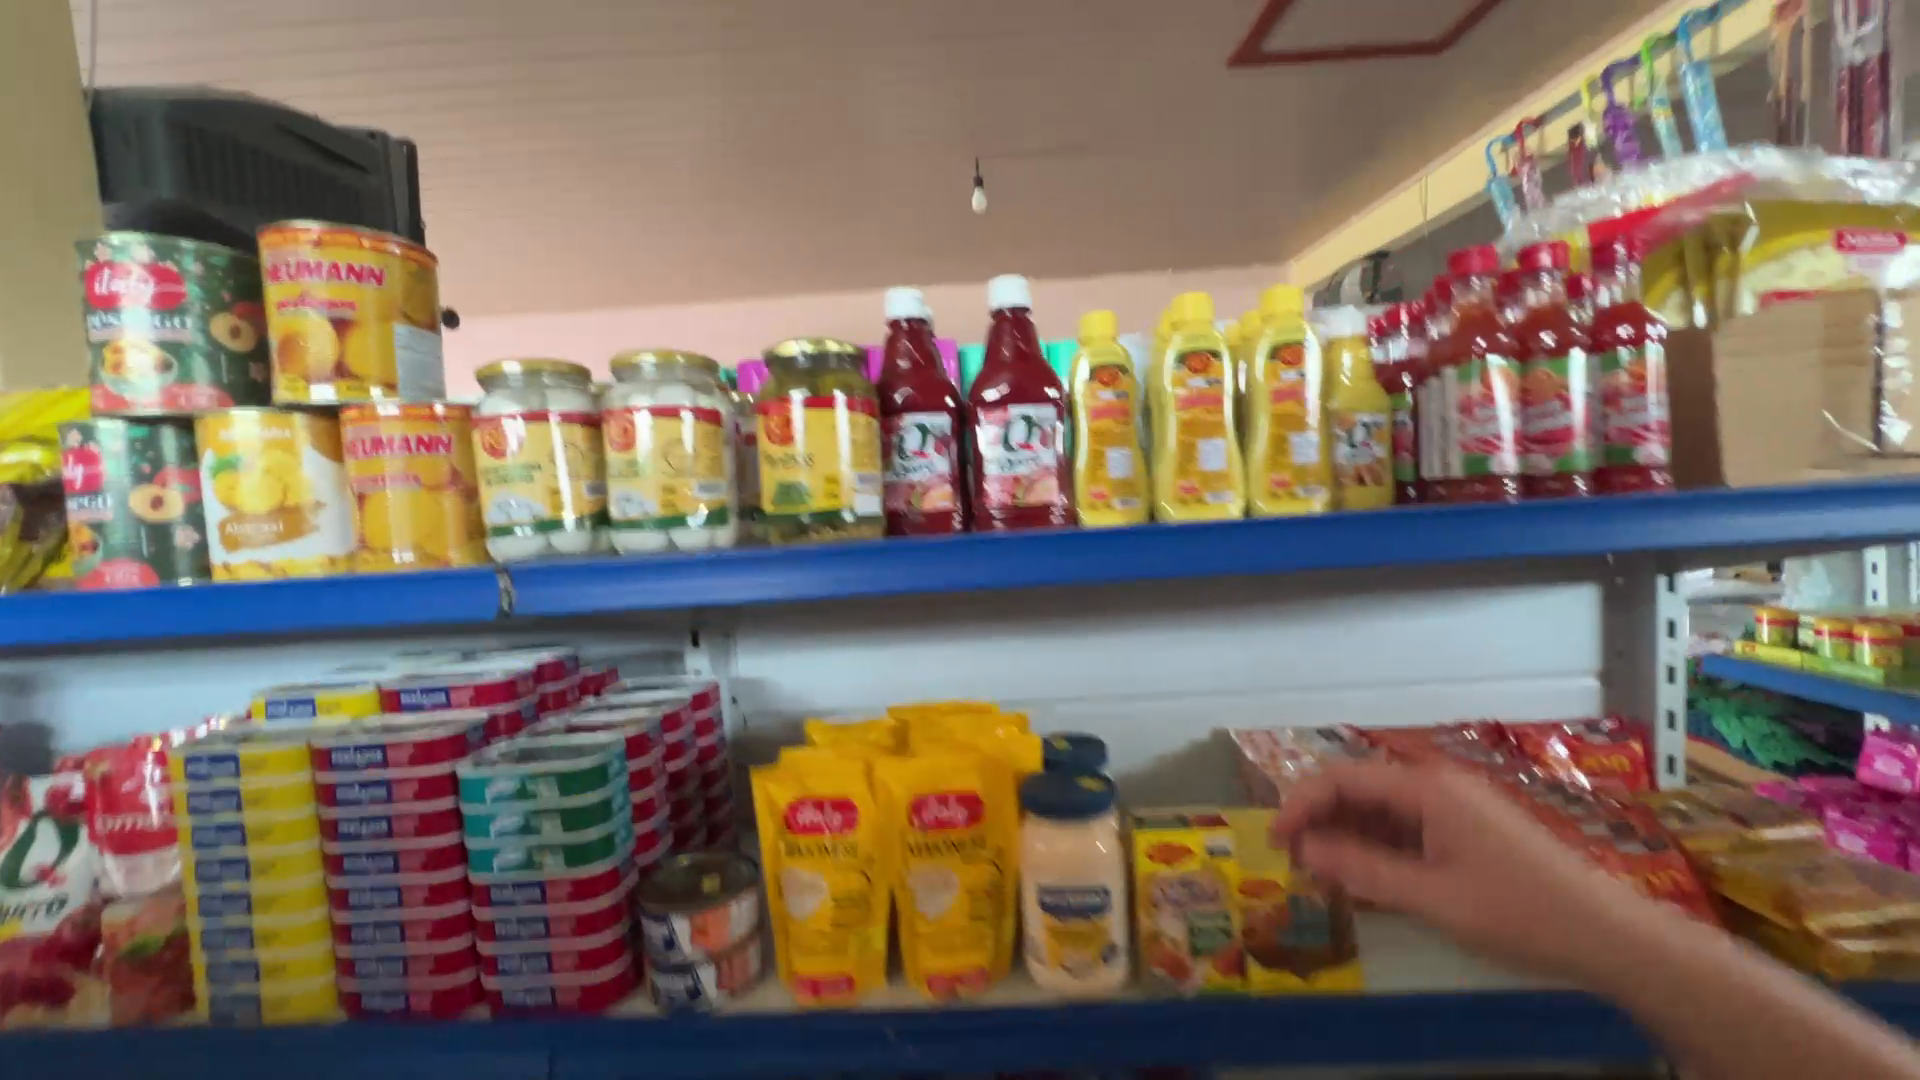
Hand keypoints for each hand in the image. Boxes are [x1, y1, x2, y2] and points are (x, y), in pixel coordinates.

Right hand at [1270, 760, 1667, 986]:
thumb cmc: (1519, 913)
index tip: (1275, 840)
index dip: (1300, 805)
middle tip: (1296, 860)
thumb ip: (1362, 869)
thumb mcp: (1431, 897)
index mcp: (1426, 788)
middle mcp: (1436, 785)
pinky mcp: (1467, 827)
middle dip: (1320, 819)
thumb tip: (1304, 850)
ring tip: (1325, 872)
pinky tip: (1368, 874)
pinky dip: (1378, 845)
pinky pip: (1406, 826)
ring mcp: (1454, 805)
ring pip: (1380, 808)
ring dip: (1347, 834)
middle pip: (1358, 788)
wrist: (1613, 937)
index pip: (1341, 779)